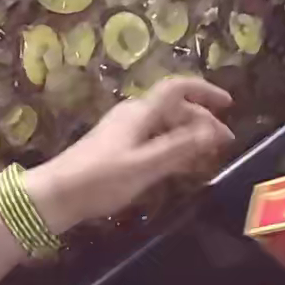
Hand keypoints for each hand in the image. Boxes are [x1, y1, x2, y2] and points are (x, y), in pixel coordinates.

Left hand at [28, 76, 234, 231]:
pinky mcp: (115, 147)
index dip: (205, 92)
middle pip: (173, 107)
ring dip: (187, 136)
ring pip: (163, 124)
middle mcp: (132, 115)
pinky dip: (170, 147)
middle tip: (221, 144)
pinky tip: (177, 165)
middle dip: (201, 121)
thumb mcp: (145, 166)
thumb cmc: (101, 179)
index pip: (177, 89)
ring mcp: (122, 130)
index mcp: (140, 113)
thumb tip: (213, 132)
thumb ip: (179, 148)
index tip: (228, 105)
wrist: (56, 194)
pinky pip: (151, 138)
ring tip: (205, 156)